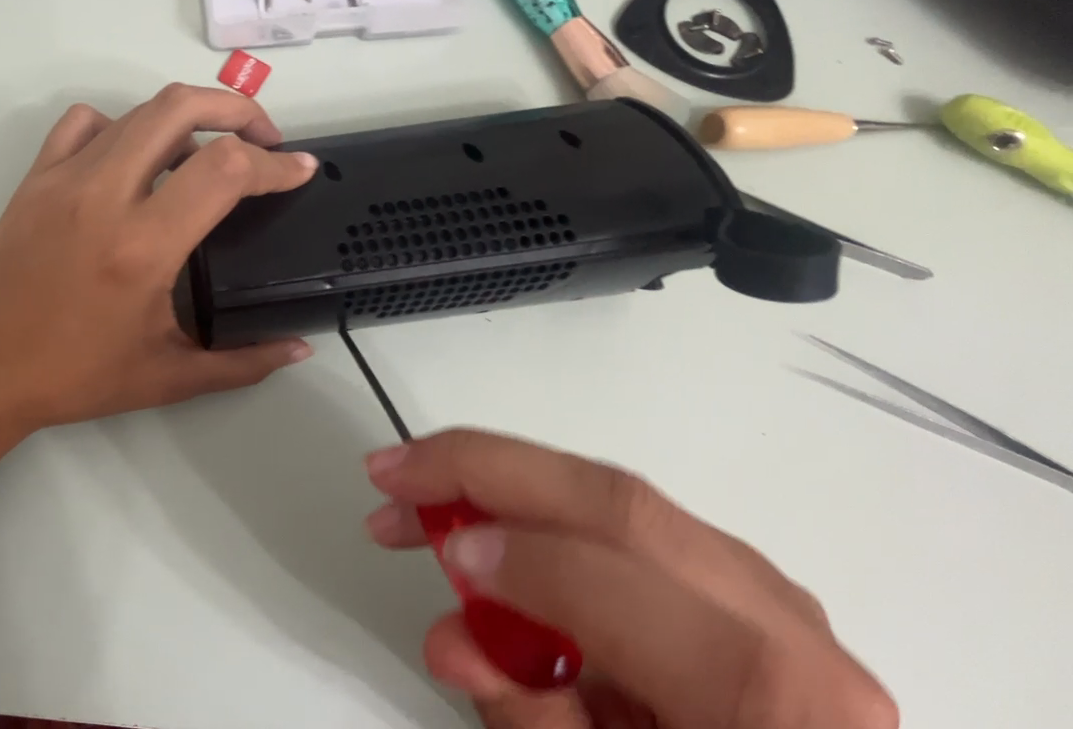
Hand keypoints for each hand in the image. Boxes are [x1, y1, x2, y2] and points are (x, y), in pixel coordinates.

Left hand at [0, 84, 318, 436]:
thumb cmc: (76, 377)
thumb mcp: (169, 378)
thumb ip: (244, 362)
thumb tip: (299, 348)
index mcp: (143, 246)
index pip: (227, 169)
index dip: (276, 163)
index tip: (299, 169)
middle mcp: (104, 196)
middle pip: (180, 107)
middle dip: (236, 109)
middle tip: (262, 139)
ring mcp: (62, 180)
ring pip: (135, 112)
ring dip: (183, 118)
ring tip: (203, 155)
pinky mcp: (33, 180)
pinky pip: (82, 124)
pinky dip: (120, 126)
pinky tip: (131, 160)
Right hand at [363, 430, 897, 728]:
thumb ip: (531, 716)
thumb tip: (452, 636)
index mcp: (778, 700)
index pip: (637, 591)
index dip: (524, 562)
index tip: (437, 552)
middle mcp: (789, 627)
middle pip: (618, 504)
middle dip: (484, 473)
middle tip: (389, 476)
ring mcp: (771, 597)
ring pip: (616, 500)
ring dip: (500, 485)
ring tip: (416, 502)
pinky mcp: (741, 586)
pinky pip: (622, 528)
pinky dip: (540, 516)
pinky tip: (485, 533)